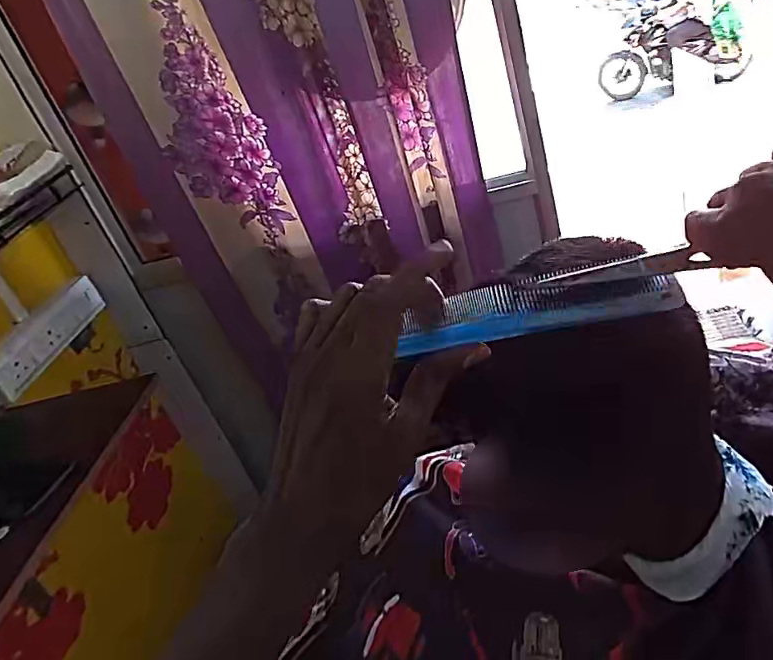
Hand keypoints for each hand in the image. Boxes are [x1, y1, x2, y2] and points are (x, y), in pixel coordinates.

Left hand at [255, 242, 485, 562]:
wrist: (299, 515)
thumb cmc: (359, 483)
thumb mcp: (406, 434)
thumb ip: (435, 380)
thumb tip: (475, 347)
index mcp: (358, 368)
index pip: (388, 298)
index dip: (418, 270)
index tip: (446, 255)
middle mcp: (328, 351)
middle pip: (370, 291)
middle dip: (408, 287)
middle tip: (437, 312)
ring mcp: (307, 354)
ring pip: (345, 297)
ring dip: (379, 295)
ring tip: (404, 320)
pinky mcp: (296, 363)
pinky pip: (317, 314)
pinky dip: (343, 307)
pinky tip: (360, 328)